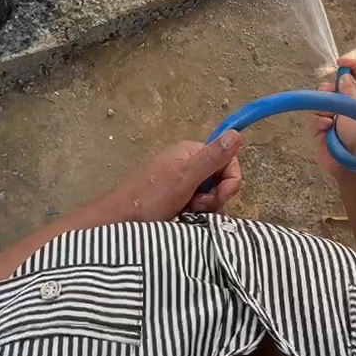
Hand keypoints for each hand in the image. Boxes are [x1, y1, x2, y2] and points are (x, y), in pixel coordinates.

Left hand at [91, 132, 243, 222]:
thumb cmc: (148, 198)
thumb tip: (236, 134)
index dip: (229, 181)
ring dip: (206, 209)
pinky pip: (200, 207)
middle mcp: (188, 164)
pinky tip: (186, 220)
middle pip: (221, 180)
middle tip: (195, 206)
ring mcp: (183, 183)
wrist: (119, 221)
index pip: (228, 160)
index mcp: (191, 151)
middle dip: (215, 197)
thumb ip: (211, 158)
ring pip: (212, 196)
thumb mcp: (183, 177)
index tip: (217, 196)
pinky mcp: (178, 201)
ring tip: (187, 214)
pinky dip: (198, 215)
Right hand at [314, 56, 355, 177]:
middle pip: (339, 88)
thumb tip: (344, 76)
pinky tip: (325, 127)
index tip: (340, 62)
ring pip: (324, 102)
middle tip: (328, 91)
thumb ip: (349, 90)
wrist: (355, 167)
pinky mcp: (325, 132)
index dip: (355, 66)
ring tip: (328, 115)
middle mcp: (354, 108)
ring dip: (324, 106)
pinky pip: (317, 119)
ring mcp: (339, 120)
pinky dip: (320, 121)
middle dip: (331, 87)